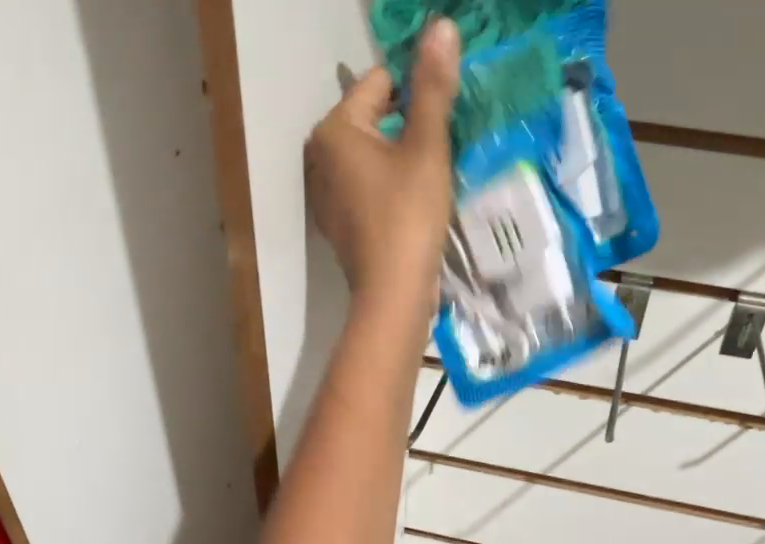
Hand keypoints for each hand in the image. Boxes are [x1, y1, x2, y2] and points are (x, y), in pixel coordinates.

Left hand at [305, 19, 459, 309]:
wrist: (392, 294)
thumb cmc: (409, 217)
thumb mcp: (427, 148)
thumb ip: (433, 87)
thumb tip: (441, 27)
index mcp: (335, 129)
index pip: (380, 84)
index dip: (417, 93)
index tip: (445, 120)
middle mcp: (320, 155)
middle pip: (373, 119)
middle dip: (407, 127)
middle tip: (441, 151)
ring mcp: (325, 193)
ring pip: (371, 156)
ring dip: (400, 159)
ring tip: (430, 180)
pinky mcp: (339, 223)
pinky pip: (367, 188)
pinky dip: (389, 188)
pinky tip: (413, 207)